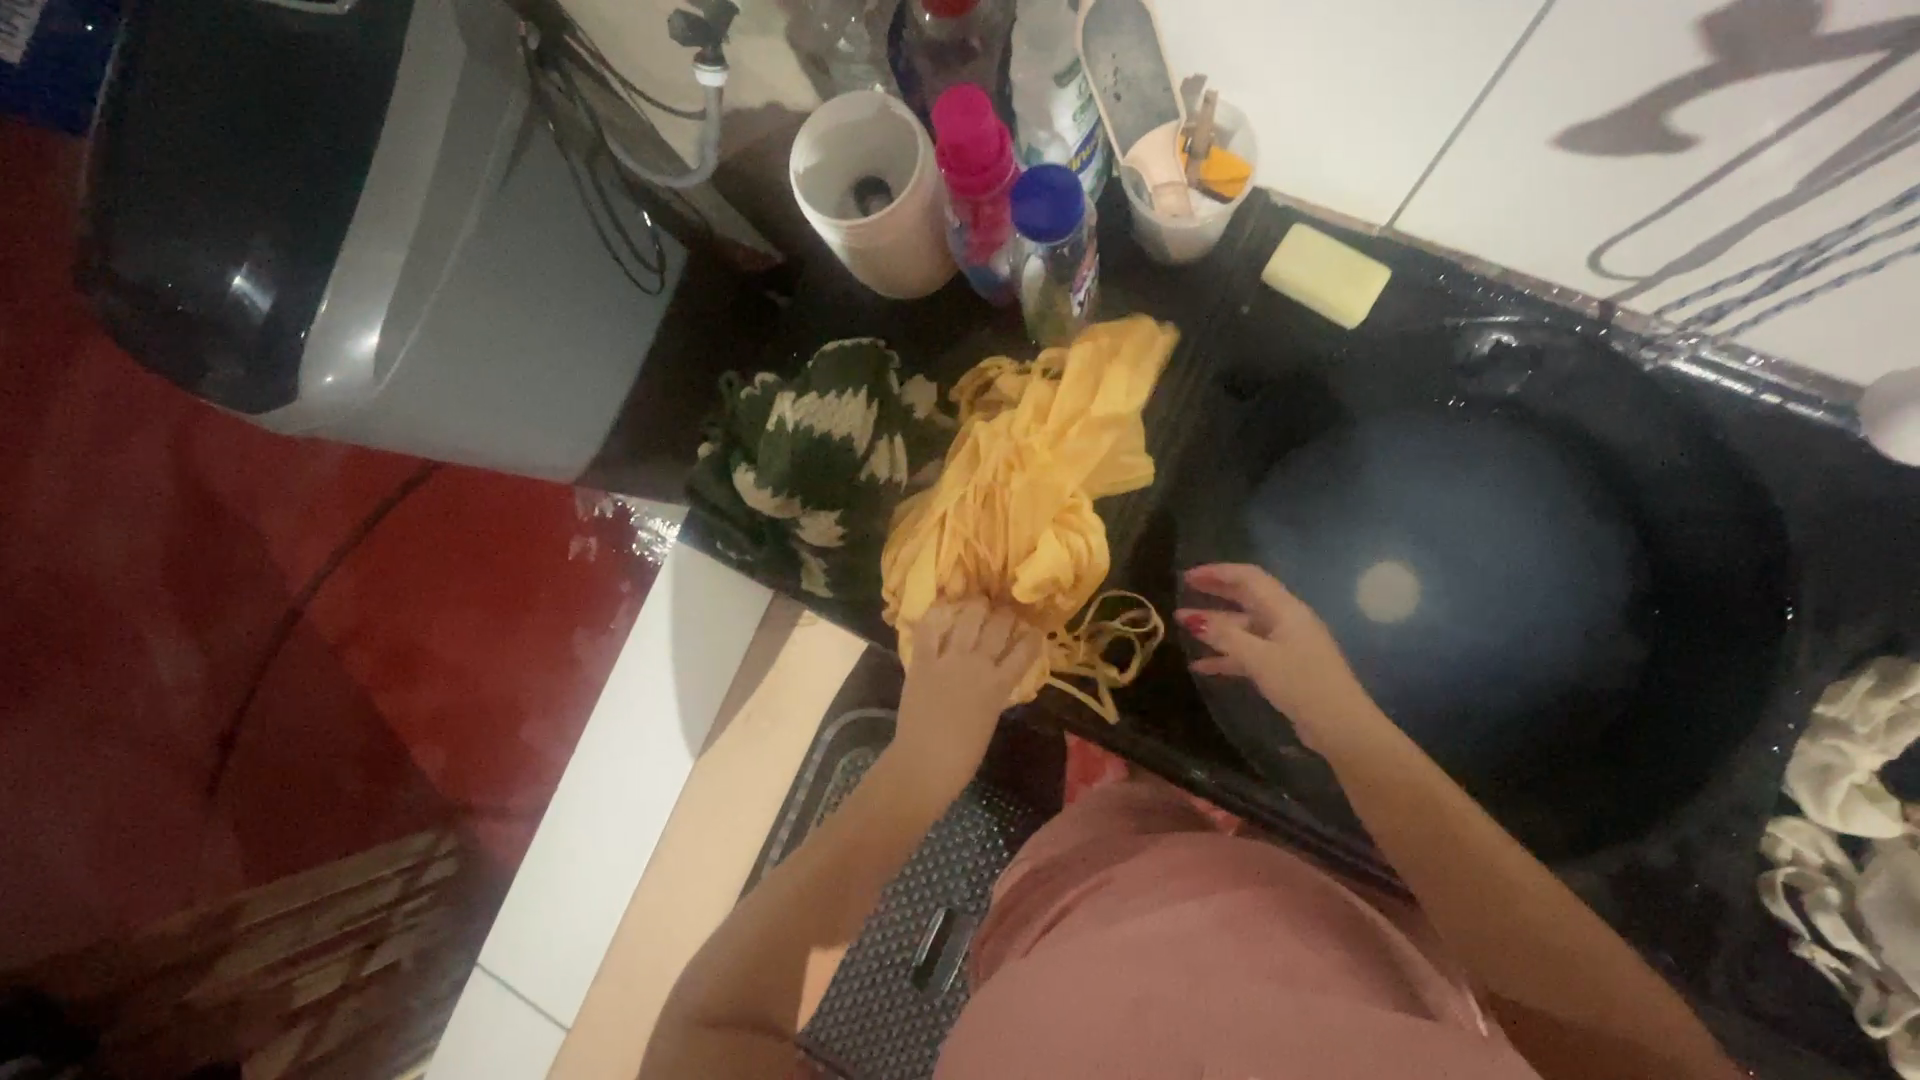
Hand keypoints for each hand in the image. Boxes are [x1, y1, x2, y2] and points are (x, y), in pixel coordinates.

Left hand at [893, 598, 1043, 793]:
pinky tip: (941, 606)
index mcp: (1000, 685)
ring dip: (976, 606)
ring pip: (968, 619)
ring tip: (978, 601)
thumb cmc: (963, 754)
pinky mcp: (922, 662)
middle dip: (1005, 614)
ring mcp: (949, 660)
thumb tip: (995, 678)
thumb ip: (994, 694)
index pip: (1025, 651)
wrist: (926, 762)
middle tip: (1004, 609)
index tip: (1034, 627)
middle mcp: (978, 665)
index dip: (1032, 636)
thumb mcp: (990, 719)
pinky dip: (934, 615)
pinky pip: (928, 630)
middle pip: (998, 627)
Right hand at [1175, 564, 1371, 748]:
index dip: (1218, 573)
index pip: (1249, 578)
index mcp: (1285, 610)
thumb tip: (1194, 620)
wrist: (1340, 726)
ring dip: (1215, 626)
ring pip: (1244, 627)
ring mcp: (1285, 645)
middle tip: (1185, 589)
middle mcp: (1286, 621)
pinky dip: (1226, 656)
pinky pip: (1249, 653)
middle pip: (1246, 598)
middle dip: (1216, 593)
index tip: (1189, 576)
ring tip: (1183, 625)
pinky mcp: (1283, 667)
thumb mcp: (1259, 658)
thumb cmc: (1302, 684)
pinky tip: (1201, 666)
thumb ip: (1225, 637)